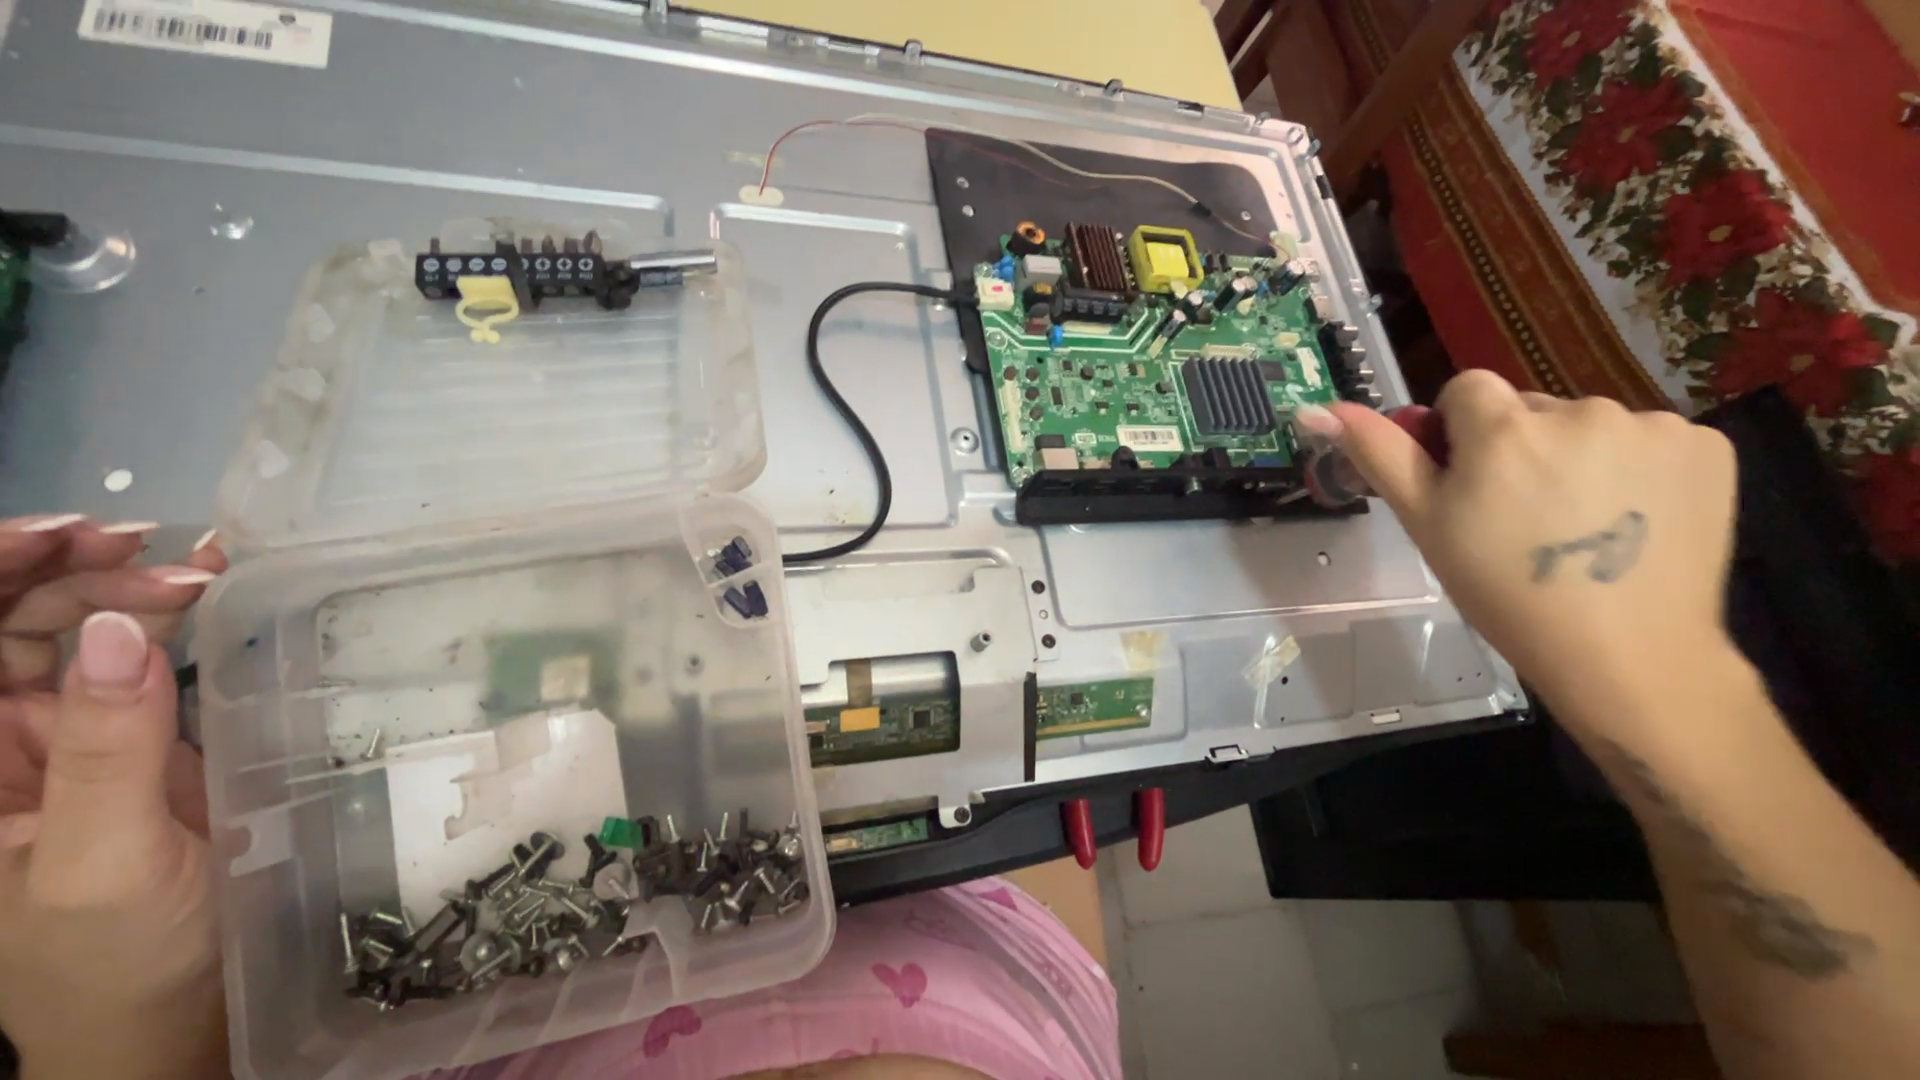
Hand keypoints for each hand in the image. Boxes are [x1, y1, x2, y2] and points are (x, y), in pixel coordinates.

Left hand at [0, 518, 228, 1078]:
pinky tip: (218, 588)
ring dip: (135, 586)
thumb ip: (104, 752)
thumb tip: (123, 630)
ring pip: (85, 631)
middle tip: (176, 565)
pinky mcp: (146, 736)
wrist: (178, 1003)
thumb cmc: (117, 954)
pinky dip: (180, 617)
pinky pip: (149, 658)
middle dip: (82, 576)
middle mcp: (1, 739)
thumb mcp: (101, 861)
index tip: (77, 536)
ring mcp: (76, 734)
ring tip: (207, 564)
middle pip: (17, 623)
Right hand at [1309, 371, 1738, 716]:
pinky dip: (1636, 469)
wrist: (1624, 653)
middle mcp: (1579, 409)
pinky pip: (1650, 440)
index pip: (1468, 390)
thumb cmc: (1502, 591)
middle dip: (1519, 446)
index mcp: (1503, 428)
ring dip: (1576, 457)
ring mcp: (1651, 426)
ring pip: (1589, 425)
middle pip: (1529, 409)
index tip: (1469, 484)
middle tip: (1521, 516)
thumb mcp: (1426, 523)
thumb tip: (1317, 408)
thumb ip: (1378, 454)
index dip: (1460, 433)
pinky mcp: (1708, 447)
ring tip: (1578, 524)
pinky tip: (1630, 519)